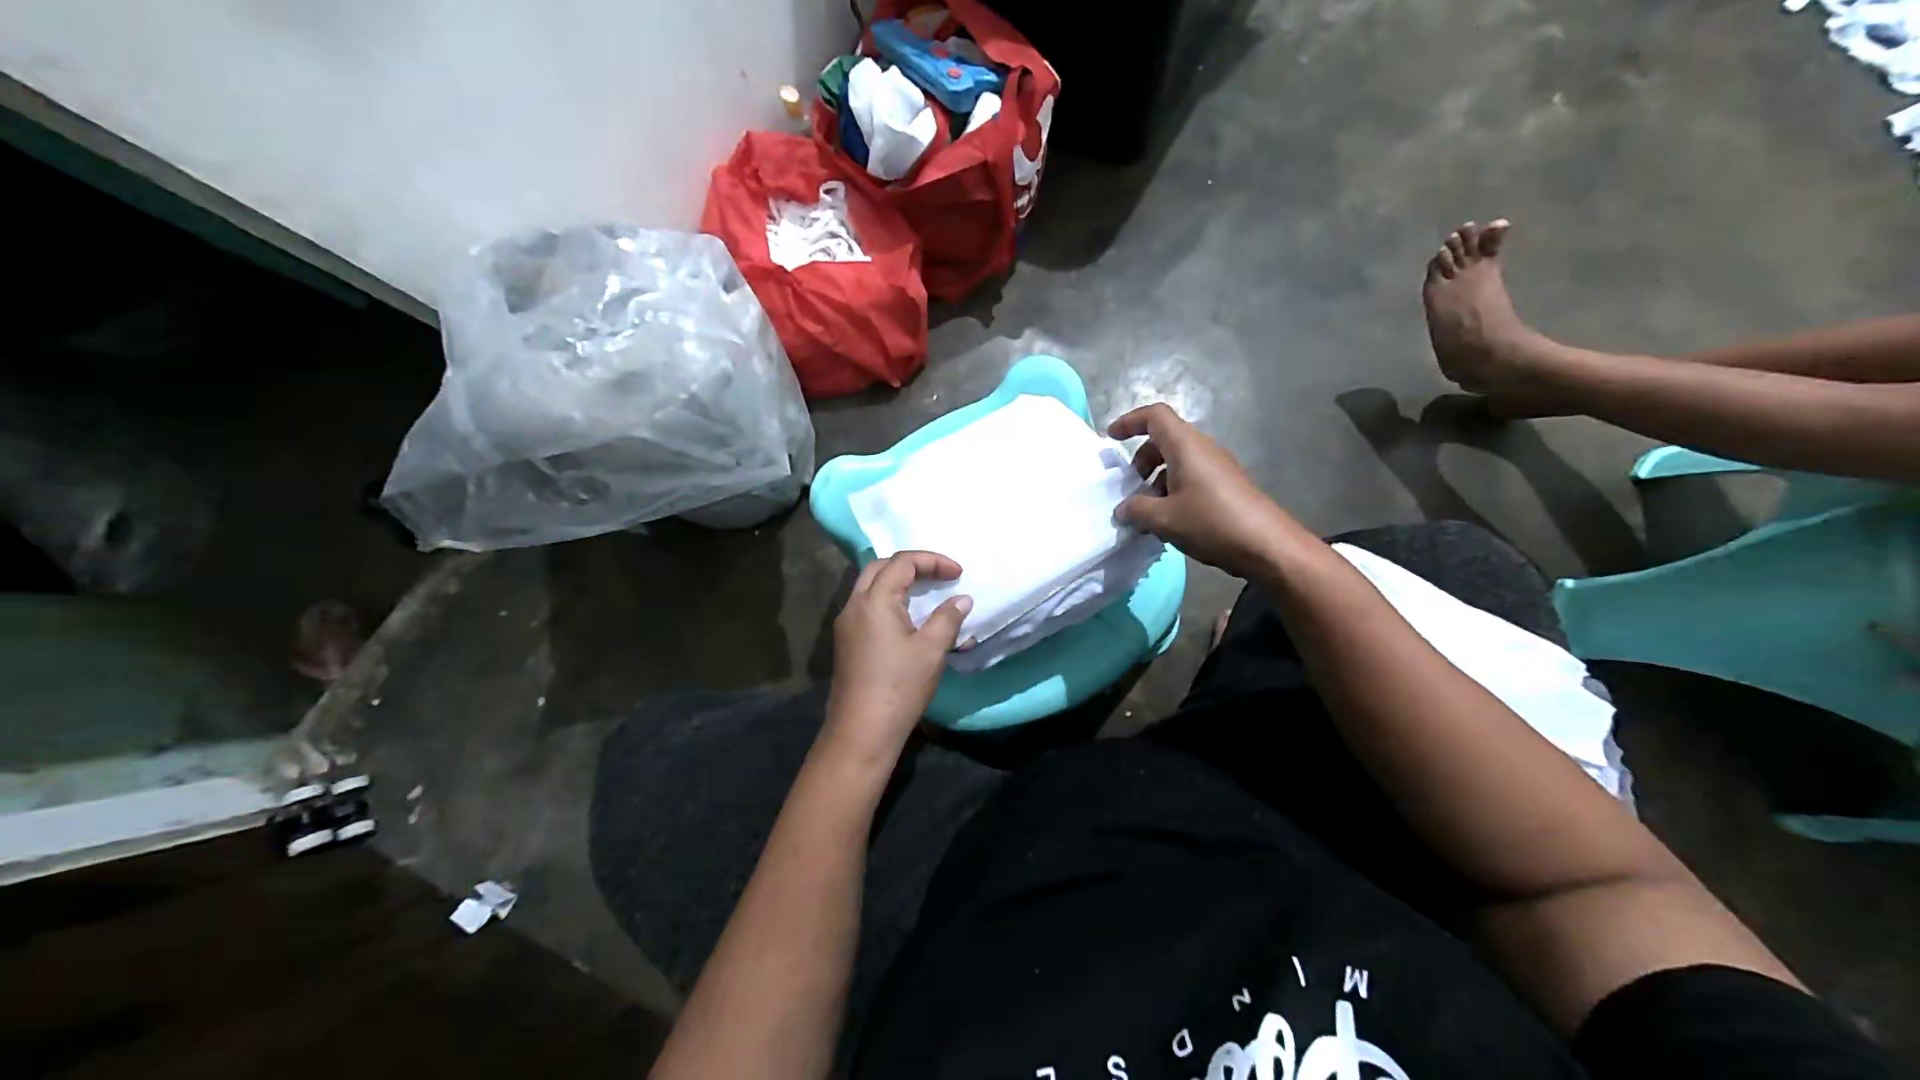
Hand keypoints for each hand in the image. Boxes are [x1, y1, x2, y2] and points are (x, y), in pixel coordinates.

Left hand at [823, 551, 971, 761]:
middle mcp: (854, 605)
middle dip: (911, 566)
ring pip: (870, 587)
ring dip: (897, 583)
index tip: (958, 574)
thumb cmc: (900, 686)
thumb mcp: (932, 650)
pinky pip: (866, 607)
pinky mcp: (846, 641)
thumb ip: (947, 618)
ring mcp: (846, 624)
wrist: (862, 729)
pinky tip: (907, 619)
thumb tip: (962, 599)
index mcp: (875, 600)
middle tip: (939, 577)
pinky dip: (888, 601)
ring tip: (926, 594)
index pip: (902, 562)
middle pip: (880, 567)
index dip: (932, 561)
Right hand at [1108, 403, 1293, 577]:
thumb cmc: (1212, 522)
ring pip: (1178, 462)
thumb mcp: (1164, 519)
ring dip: (1156, 481)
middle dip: (1141, 460)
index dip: (1130, 422)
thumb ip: (1136, 510)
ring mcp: (1218, 468)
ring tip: (1148, 513)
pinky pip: (1192, 478)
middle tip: (1131, 489)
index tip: (1111, 438)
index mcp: (1186, 447)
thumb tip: (1123, 509)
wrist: (1268, 546)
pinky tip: (1170, 522)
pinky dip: (1173, 491)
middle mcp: (1203, 449)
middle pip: (1164, 440)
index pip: (1155, 416)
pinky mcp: (1227, 486)